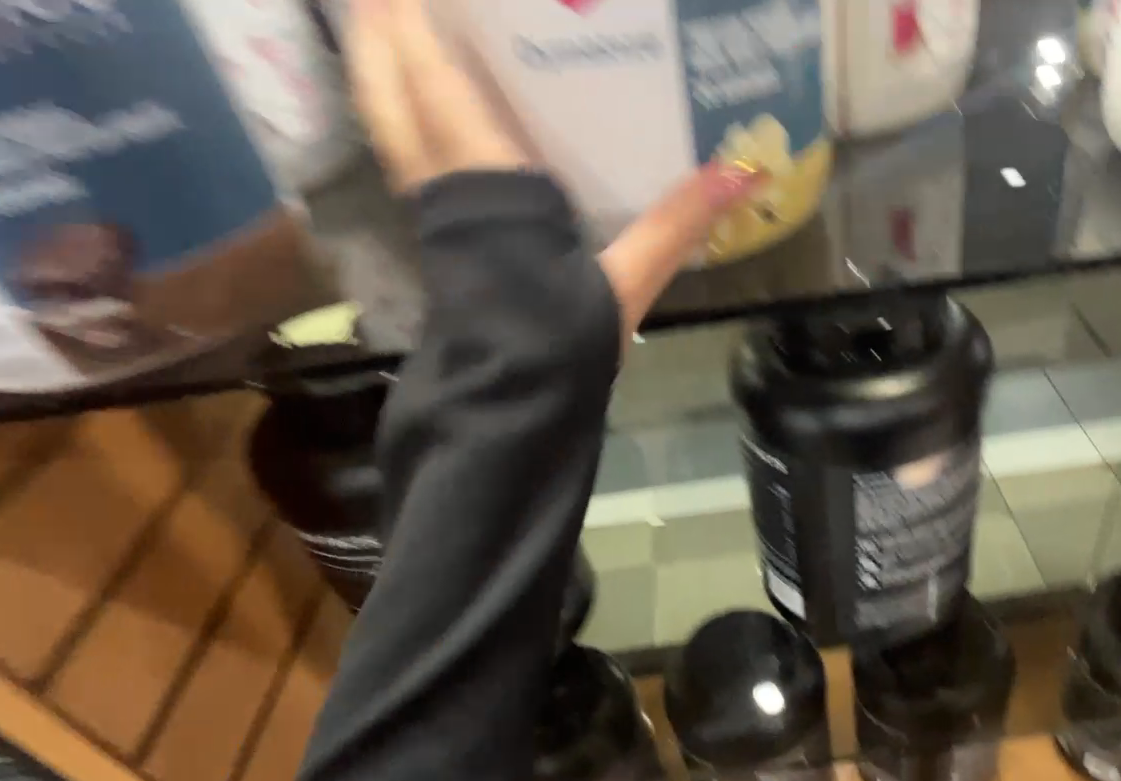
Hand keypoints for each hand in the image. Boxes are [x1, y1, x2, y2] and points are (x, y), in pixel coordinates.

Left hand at [344, 0, 768, 330]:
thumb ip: (677, 223)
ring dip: (377, 67)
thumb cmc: (563, 338)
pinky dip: (399, 114)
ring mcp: (431, 211)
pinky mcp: (437, 236)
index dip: (413, 19)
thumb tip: (743, 173)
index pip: (434, 78)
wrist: (516, 402)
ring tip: (388, 25)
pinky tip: (423, 107)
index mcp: (488, 179)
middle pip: (386, 87)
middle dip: (378, 29)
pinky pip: (405, 154)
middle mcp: (443, 183)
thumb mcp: (627, 279)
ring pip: (385, 122)